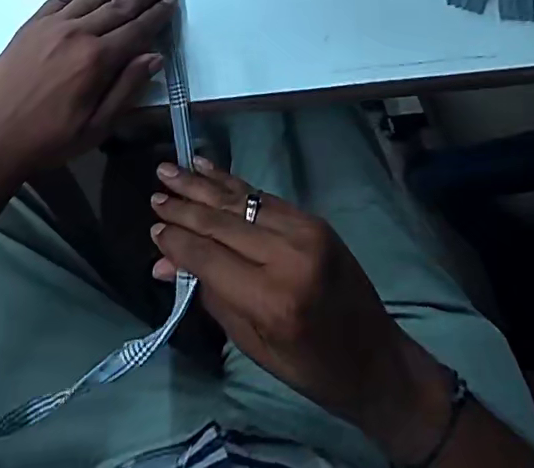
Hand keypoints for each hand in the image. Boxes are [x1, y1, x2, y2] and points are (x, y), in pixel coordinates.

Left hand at [0, 0, 175, 191]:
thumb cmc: (49, 139)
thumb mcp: (96, 127)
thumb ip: (126, 89)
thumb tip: (155, 57)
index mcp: (96, 60)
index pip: (136, 30)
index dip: (157, 13)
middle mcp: (76, 34)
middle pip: (118, 6)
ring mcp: (51, 26)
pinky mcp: (31, 25)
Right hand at [150, 159, 456, 462]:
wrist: (380, 361)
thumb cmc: (311, 365)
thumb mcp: (252, 341)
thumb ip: (208, 293)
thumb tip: (163, 261)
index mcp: (272, 299)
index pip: (206, 256)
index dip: (176, 241)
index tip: (153, 230)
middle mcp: (287, 257)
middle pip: (219, 222)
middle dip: (182, 209)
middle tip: (155, 196)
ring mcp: (303, 232)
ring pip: (237, 200)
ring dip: (199, 185)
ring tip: (167, 170)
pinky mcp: (312, 220)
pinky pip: (260, 195)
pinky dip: (229, 182)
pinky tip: (203, 167)